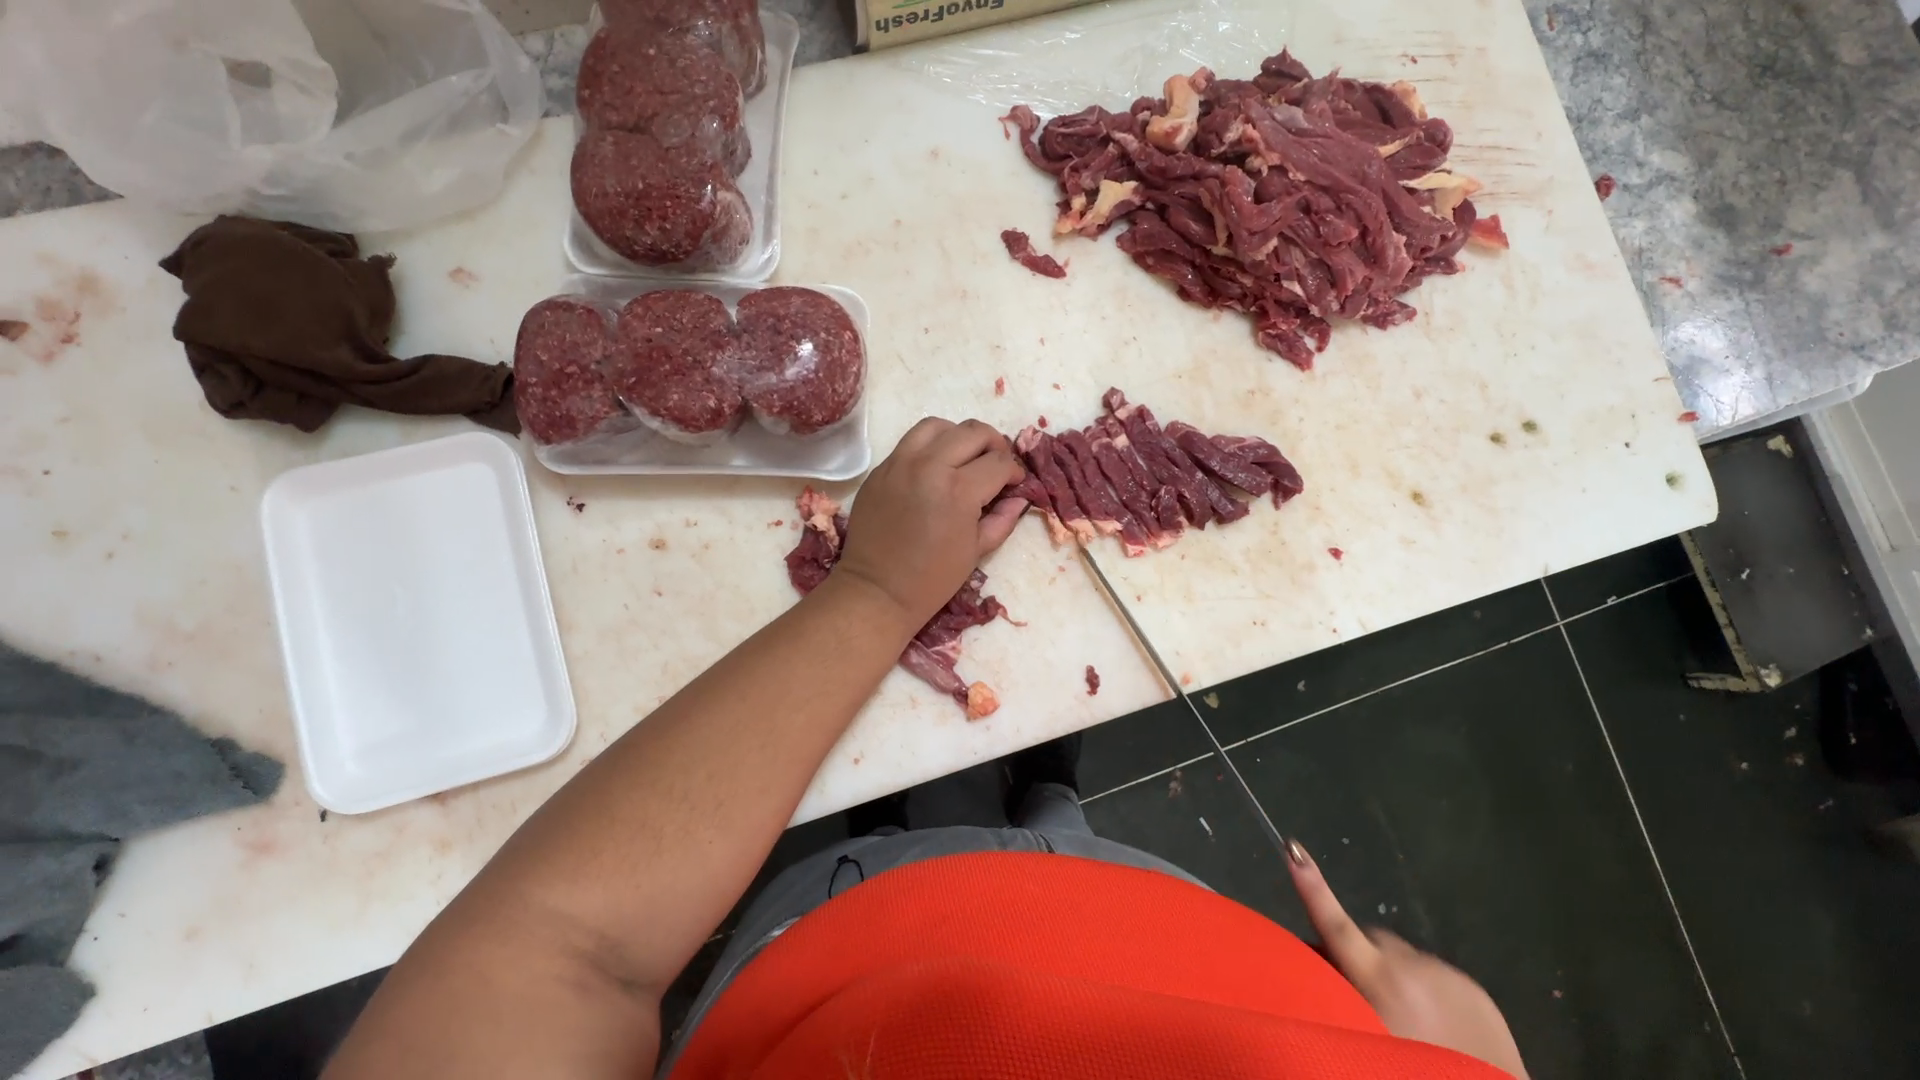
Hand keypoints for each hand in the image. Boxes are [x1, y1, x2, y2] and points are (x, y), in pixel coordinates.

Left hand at [834, 418, 1027, 627]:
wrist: (878, 591)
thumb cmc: (932, 579)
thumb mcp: (977, 551)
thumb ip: (1002, 518)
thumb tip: (1019, 498)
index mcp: (959, 490)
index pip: (998, 462)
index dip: (1014, 471)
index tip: (1015, 483)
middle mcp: (929, 466)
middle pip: (972, 432)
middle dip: (993, 445)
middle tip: (996, 465)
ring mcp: (899, 464)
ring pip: (937, 426)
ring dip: (958, 436)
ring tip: (964, 457)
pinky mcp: (880, 470)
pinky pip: (909, 443)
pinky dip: (929, 448)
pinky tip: (934, 470)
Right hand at [1285, 838, 1529, 1078]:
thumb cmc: (1412, 1068)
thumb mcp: (1363, 1033)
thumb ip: (1340, 998)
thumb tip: (1322, 970)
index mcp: (1380, 981)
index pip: (1335, 926)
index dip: (1312, 888)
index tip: (1294, 850)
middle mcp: (1413, 966)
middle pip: (1371, 940)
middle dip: (1361, 955)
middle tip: (1359, 993)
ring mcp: (1448, 974)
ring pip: (1405, 959)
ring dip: (1396, 976)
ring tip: (1405, 1019)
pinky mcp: (1475, 988)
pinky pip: (1437, 976)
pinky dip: (1427, 990)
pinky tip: (1436, 1024)